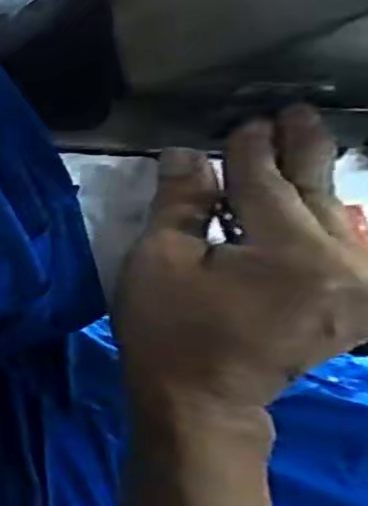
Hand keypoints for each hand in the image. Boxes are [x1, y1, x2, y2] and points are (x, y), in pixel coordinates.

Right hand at [114, 105, 367, 422]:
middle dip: (302, 155)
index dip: (251, 153)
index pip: (267, 188)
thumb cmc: (166, 324)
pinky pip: (353, 249)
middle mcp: (347, 265)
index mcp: (293, 254)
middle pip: (317, 197)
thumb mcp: (158, 261)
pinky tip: (333, 207)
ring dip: (321, 184)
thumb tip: (189, 157)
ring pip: (341, 221)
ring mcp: (361, 287)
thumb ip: (182, 206)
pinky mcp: (357, 303)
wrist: (199, 391)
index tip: (243, 122)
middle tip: (298, 115)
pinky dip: (337, 222)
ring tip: (313, 152)